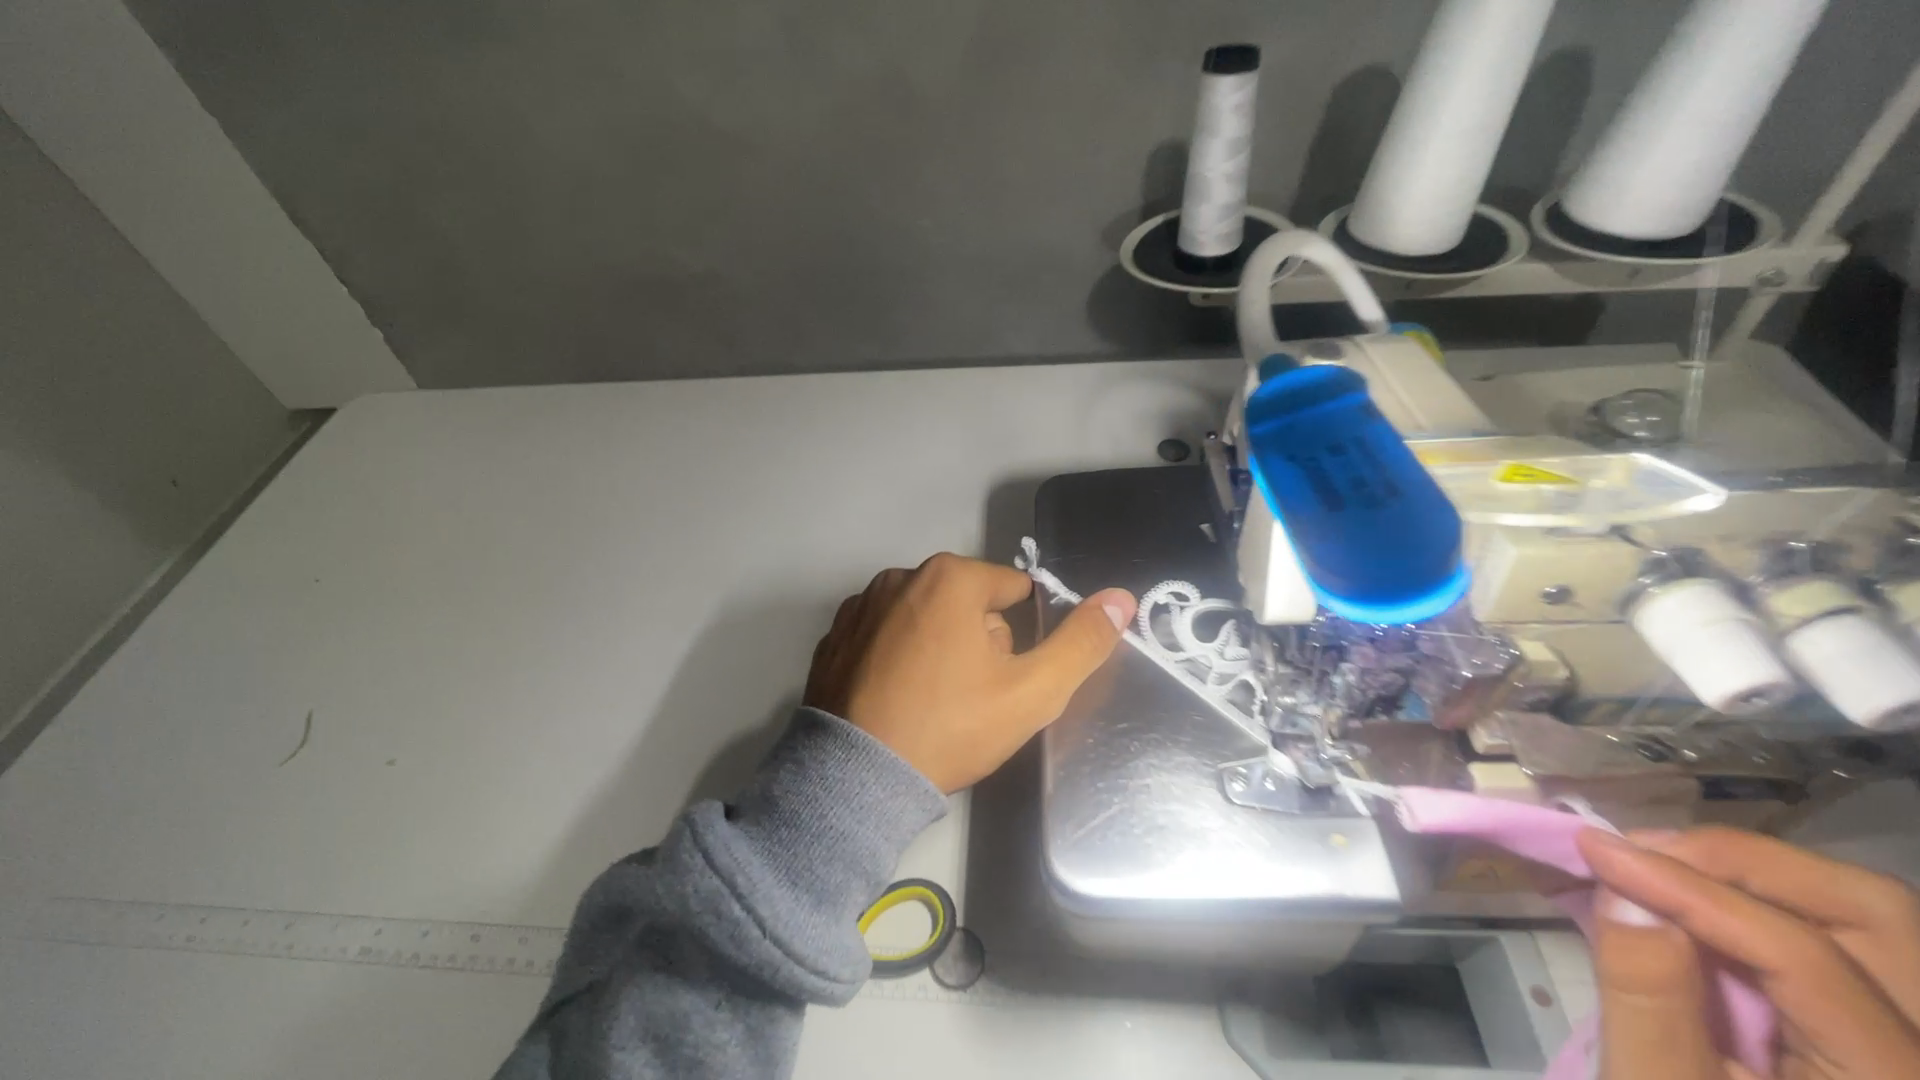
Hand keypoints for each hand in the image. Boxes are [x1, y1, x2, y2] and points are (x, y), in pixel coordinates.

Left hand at [803, 553, 1134, 793]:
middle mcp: (899, 576)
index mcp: (950, 577)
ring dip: (938, 652)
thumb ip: (1082, 643)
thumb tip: (1122, 598)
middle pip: (968, 605)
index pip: (1014, 593)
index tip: (1003, 681)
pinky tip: (896, 703)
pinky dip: (897, 662)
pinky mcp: (833, 638)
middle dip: (978, 645)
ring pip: (926, 620)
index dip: (1020, 640)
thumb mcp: (1032, 693)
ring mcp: (860, 606)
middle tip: (969, 700)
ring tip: (931, 707)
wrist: (856, 777)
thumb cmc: (950, 728)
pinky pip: (885, 639)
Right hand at [1577, 826, 1919, 1079]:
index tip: (1592, 847)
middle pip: (1870, 914)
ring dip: (1754, 876)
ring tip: (1657, 869)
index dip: (1689, 886)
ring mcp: (1914, 1043)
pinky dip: (1762, 903)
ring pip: (1870, 917)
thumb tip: (1624, 892)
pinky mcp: (1883, 1033)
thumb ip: (1650, 1000)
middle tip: (1637, 852)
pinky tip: (1690, 901)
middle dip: (1737, 863)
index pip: (1802, 954)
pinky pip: (1848, 940)